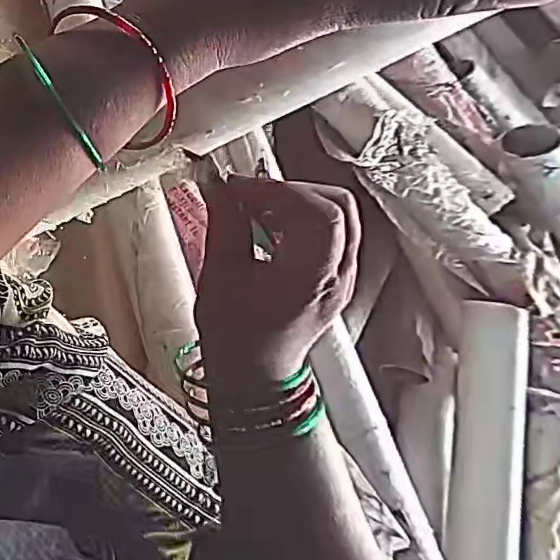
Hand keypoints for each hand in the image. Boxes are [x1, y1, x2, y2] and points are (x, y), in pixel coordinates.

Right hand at [194, 176, 359, 384]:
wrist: (253, 372)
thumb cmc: (235, 335)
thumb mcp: (220, 276)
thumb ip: (224, 226)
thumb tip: (218, 189)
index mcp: (310, 277)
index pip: (317, 213)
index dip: (275, 190)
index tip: (236, 187)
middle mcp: (337, 275)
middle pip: (337, 207)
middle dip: (288, 190)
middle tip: (247, 193)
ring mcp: (341, 276)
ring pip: (338, 216)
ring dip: (295, 201)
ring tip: (255, 206)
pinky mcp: (333, 277)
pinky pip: (330, 233)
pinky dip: (299, 217)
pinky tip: (267, 223)